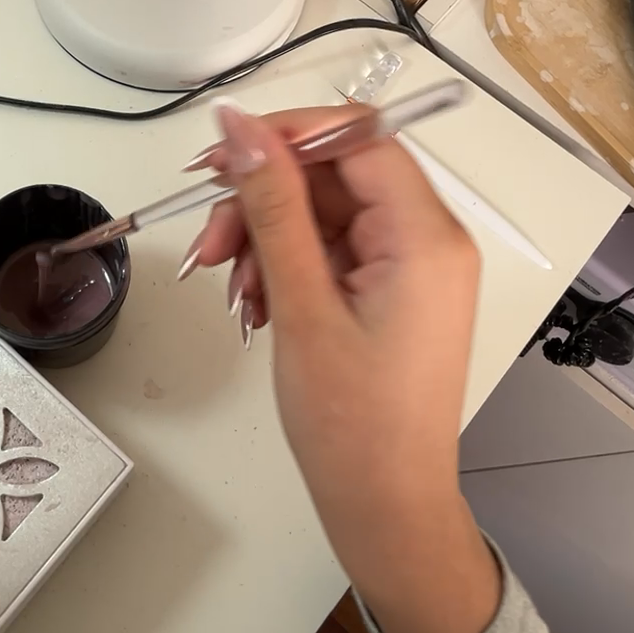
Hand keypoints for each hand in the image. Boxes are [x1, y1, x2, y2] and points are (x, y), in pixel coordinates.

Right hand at [188, 103, 501, 632]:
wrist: (382, 507)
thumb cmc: (350, 420)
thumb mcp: (301, 302)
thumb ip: (271, 205)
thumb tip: (238, 125)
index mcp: (424, 233)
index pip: (356, 135)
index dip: (286, 135)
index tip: (221, 157)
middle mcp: (424, 237)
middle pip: (330, 177)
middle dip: (261, 202)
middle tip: (209, 245)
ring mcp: (404, 264)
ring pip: (318, 213)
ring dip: (263, 238)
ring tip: (231, 288)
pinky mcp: (383, 288)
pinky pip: (323, 250)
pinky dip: (281, 266)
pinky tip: (255, 303)